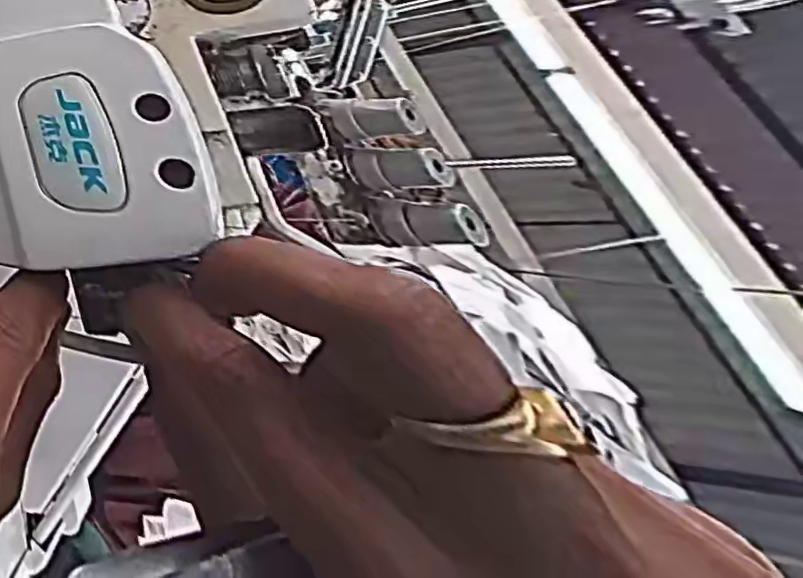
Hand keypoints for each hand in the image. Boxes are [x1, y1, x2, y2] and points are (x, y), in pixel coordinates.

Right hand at [122, 237, 777, 576]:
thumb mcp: (292, 570)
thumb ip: (223, 464)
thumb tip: (167, 355)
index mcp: (416, 573)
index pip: (267, 400)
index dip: (183, 322)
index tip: (152, 299)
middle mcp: (552, 536)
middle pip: (390, 319)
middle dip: (269, 265)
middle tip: (211, 263)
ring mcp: (624, 510)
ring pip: (422, 336)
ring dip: (332, 329)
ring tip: (309, 377)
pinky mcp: (657, 498)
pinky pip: (472, 380)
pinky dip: (396, 378)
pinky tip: (391, 429)